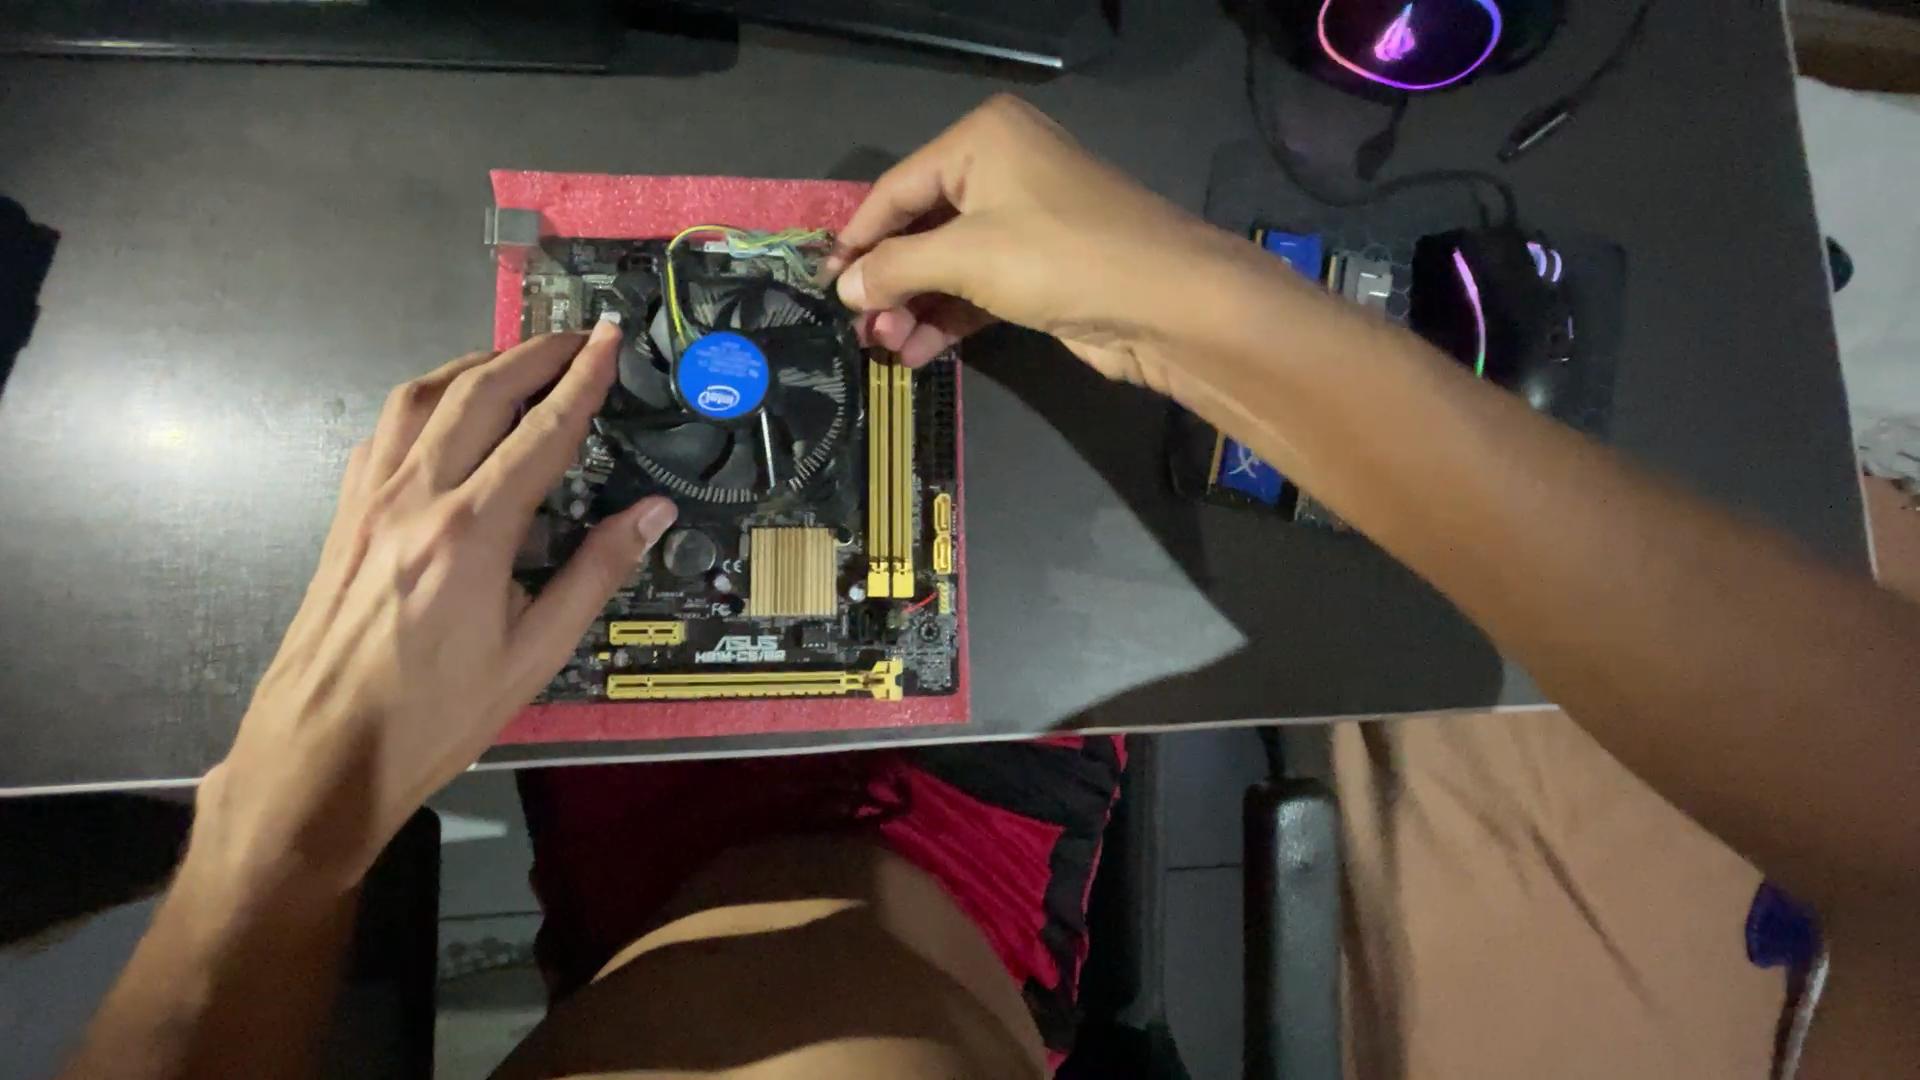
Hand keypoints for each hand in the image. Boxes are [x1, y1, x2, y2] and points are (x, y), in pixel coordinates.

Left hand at [193, 320, 675, 894]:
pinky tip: (451, 408)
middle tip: (576, 336)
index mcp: (470, 533)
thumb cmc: (442, 711)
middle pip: (477, 395)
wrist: (322, 753)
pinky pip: (387, 429)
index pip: (540, 434)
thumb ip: (598, 570)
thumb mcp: (539, 651)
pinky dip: (430, 398)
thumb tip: (653, 512)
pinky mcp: (345, 514)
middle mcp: (413, 498)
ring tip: (522, 359)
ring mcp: (368, 501)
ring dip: (477, 365)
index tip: (606, 339)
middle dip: (532, 354)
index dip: (581, 380)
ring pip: (421, 398)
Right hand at [825, 94, 1302, 389]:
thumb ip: (899, 269)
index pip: (897, 189)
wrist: (1161, 302)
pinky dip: (948, 320)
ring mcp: (1022, 225)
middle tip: (861, 330)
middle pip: (922, 230)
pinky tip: (917, 353)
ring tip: (884, 349)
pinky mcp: (1037, 273)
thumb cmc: (1057, 257)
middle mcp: (999, 173)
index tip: (825, 283)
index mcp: (981, 141)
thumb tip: (846, 289)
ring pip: (948, 267)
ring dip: (915, 309)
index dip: (858, 239)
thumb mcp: (967, 256)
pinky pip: (977, 292)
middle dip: (889, 284)